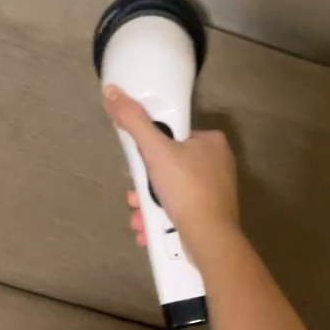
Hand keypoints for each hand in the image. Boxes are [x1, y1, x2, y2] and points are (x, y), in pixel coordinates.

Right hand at [103, 84, 240, 248]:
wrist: (208, 237)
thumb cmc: (186, 189)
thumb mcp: (155, 151)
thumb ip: (133, 121)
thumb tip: (111, 92)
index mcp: (211, 141)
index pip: (173, 137)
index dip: (150, 150)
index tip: (137, 166)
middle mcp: (218, 164)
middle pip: (169, 167)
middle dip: (145, 186)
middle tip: (134, 197)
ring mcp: (216, 192)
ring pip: (172, 192)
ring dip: (149, 206)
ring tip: (138, 218)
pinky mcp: (211, 215)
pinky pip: (180, 211)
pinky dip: (161, 220)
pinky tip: (148, 230)